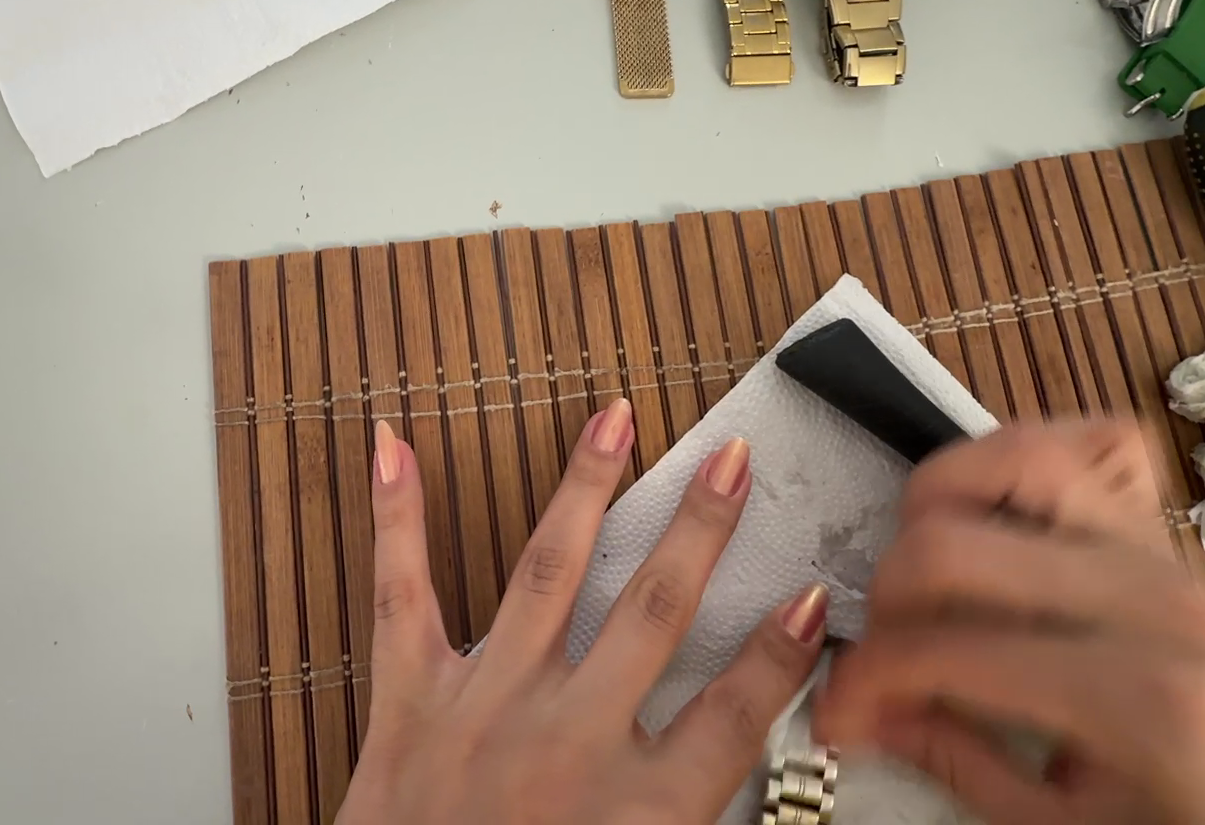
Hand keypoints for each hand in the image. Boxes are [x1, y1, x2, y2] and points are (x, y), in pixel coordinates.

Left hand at [339, 399, 829, 823]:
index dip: (780, 656)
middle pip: (656, 612)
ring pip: (551, 570)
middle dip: (700, 530)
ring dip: (588, 487)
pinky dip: (397, 518)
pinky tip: (393, 448)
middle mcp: (567, 738)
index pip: (733, 717)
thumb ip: (689, 819)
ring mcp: (485, 704)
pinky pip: (402, 592)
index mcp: (633, 811)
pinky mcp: (410, 696)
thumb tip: (747, 782)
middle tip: (730, 460)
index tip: (811, 597)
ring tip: (612, 418)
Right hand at [815, 423, 1204, 824]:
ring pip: (1010, 455)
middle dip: (886, 595)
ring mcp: (1155, 545)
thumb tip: (850, 708)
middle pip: (949, 542)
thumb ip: (949, 759)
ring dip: (934, 499)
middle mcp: (1146, 598)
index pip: (946, 650)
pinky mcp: (1156, 523)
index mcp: (1140, 702)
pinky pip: (1076, 440)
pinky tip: (988, 508)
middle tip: (883, 645)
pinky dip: (1011, 454)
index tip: (836, 708)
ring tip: (924, 562)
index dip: (866, 679)